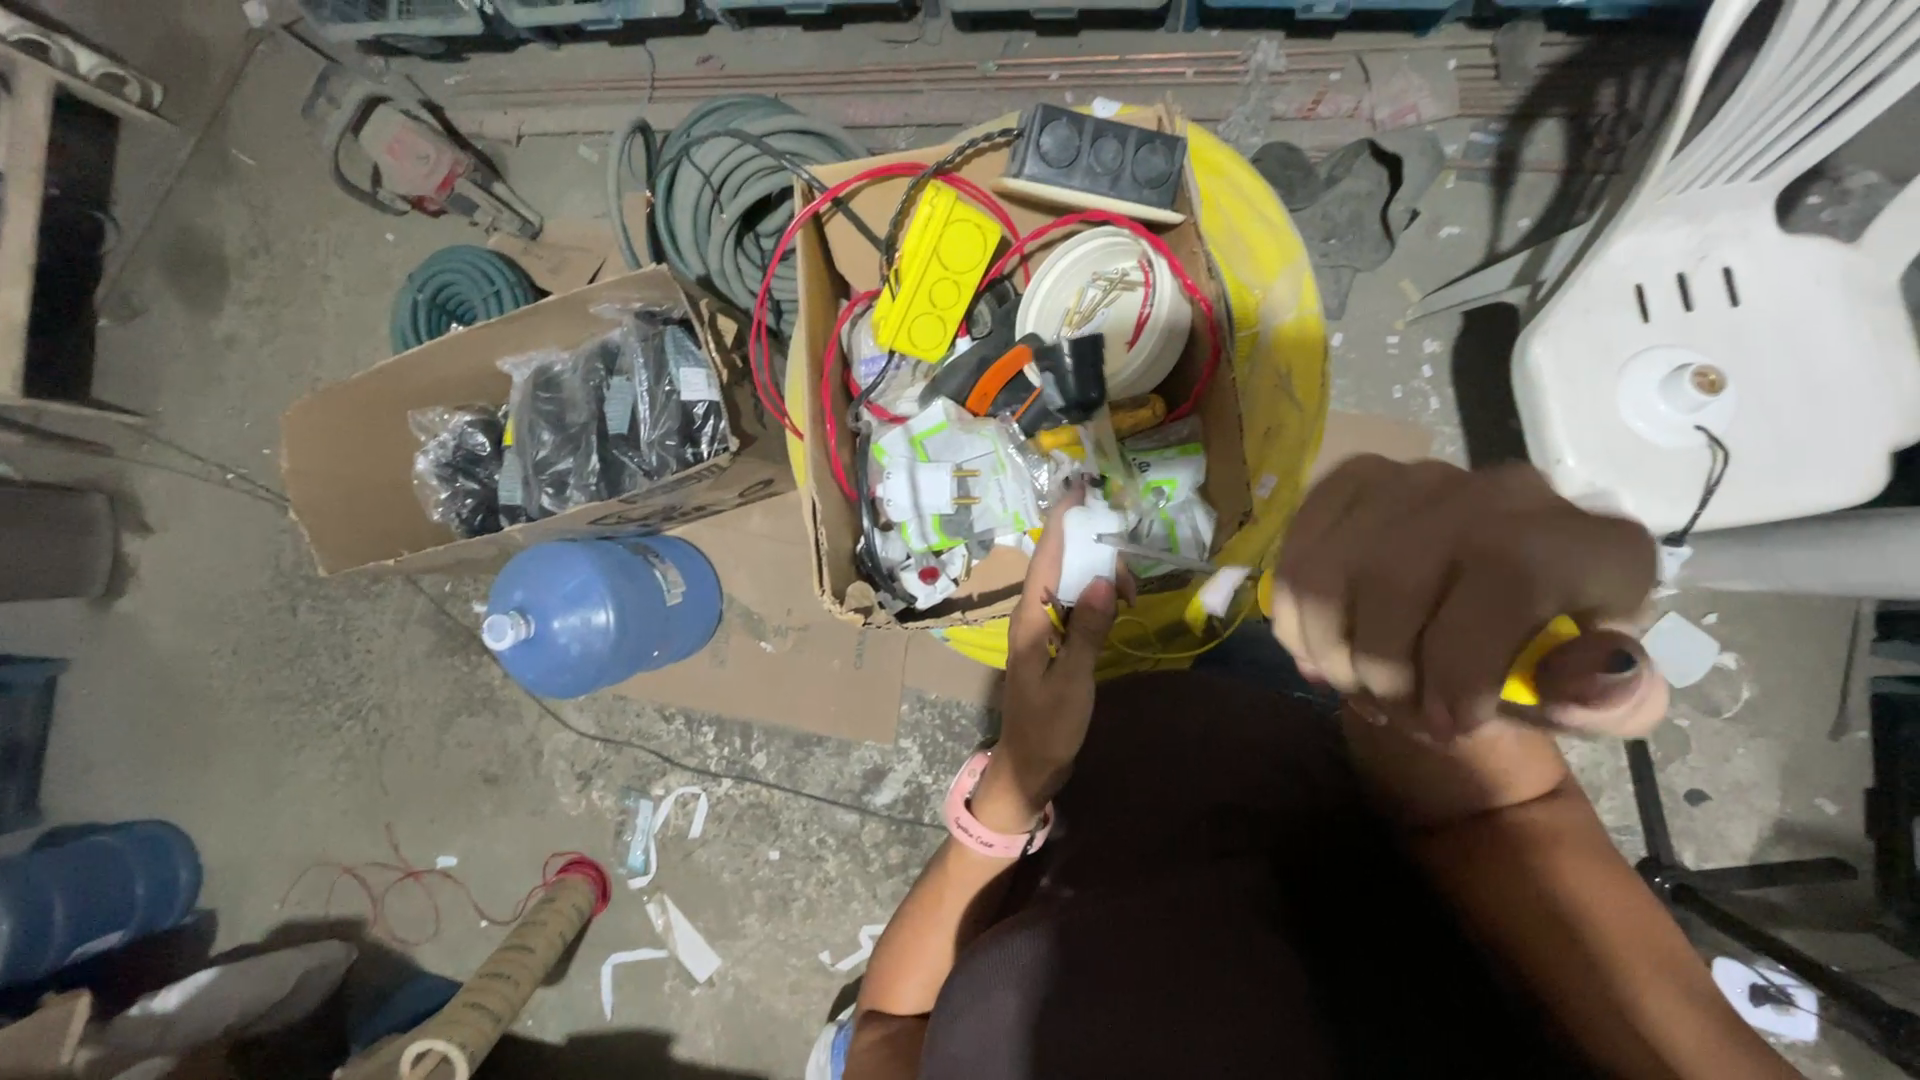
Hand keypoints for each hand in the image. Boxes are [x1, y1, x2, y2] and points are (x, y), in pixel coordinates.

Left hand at [986, 478, 1118, 821]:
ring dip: (1100, 580)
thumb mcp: (1072, 680)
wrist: (1030, 765)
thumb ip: (1085, 629)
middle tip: (1131, 580)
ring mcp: (1042, 628)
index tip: (1080, 488)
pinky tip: (1119, 609)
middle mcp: (1032, 615)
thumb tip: (1100, 580)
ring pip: (1071, 585)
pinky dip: (1098, 601)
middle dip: (1096, 556)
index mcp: (1030, 618)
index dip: (1062, 521)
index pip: (1045, 557)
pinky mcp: (1054, 643)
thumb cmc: (1048, 726)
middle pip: (1062, 566)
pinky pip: (1075, 607)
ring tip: (1131, 598)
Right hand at [1270, 456, 1667, 742]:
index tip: (1451, 725)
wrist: (1494, 609)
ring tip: (1357, 685)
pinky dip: (1296, 621)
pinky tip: (1323, 654)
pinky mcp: (1351, 485)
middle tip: (1395, 712)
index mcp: (1581, 540)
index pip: (1503, 581)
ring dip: (1330, 648)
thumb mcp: (1598, 697)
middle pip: (1395, 577)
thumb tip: (1596, 673)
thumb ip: (1612, 698)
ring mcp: (1413, 480)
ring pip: (1329, 570)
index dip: (1464, 666)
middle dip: (1382, 668)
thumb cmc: (1545, 661)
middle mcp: (1496, 491)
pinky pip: (1295, 557)